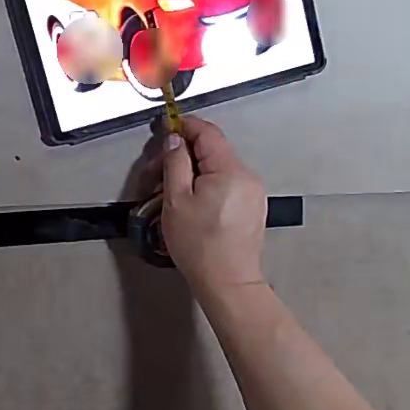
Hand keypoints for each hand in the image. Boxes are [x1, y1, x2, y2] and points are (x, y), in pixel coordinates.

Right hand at [159, 116, 267, 293]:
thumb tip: (174, 140)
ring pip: (218, 168)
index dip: (184, 127)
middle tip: (157, 172)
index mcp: (229, 171)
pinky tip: (190, 202)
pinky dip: (207, 185)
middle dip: (183, 155)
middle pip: (213, 150)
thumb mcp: (176, 200)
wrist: (227, 282)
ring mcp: (252, 191)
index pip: (208, 133)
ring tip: (171, 192)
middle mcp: (246, 176)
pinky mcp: (252, 205)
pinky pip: (227, 183)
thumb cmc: (200, 246)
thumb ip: (175, 163)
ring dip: (193, 172)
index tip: (166, 128)